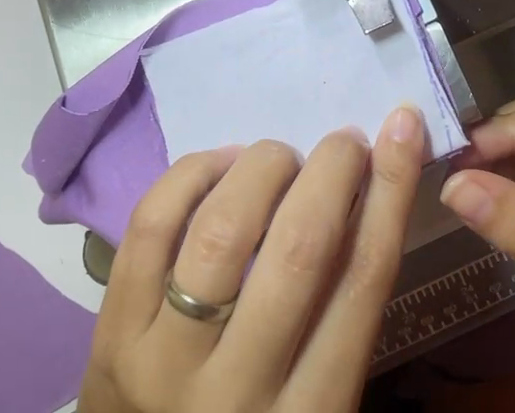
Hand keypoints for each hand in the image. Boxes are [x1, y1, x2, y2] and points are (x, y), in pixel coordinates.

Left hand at [80, 107, 426, 412]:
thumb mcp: (314, 395)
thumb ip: (340, 307)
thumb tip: (364, 187)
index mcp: (315, 410)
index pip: (364, 278)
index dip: (390, 189)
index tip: (403, 128)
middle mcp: (242, 387)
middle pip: (300, 248)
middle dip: (331, 170)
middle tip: (344, 141)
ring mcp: (167, 359)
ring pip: (223, 230)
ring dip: (263, 166)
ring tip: (280, 157)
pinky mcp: (111, 333)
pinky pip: (151, 228)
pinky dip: (193, 175)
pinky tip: (219, 164)